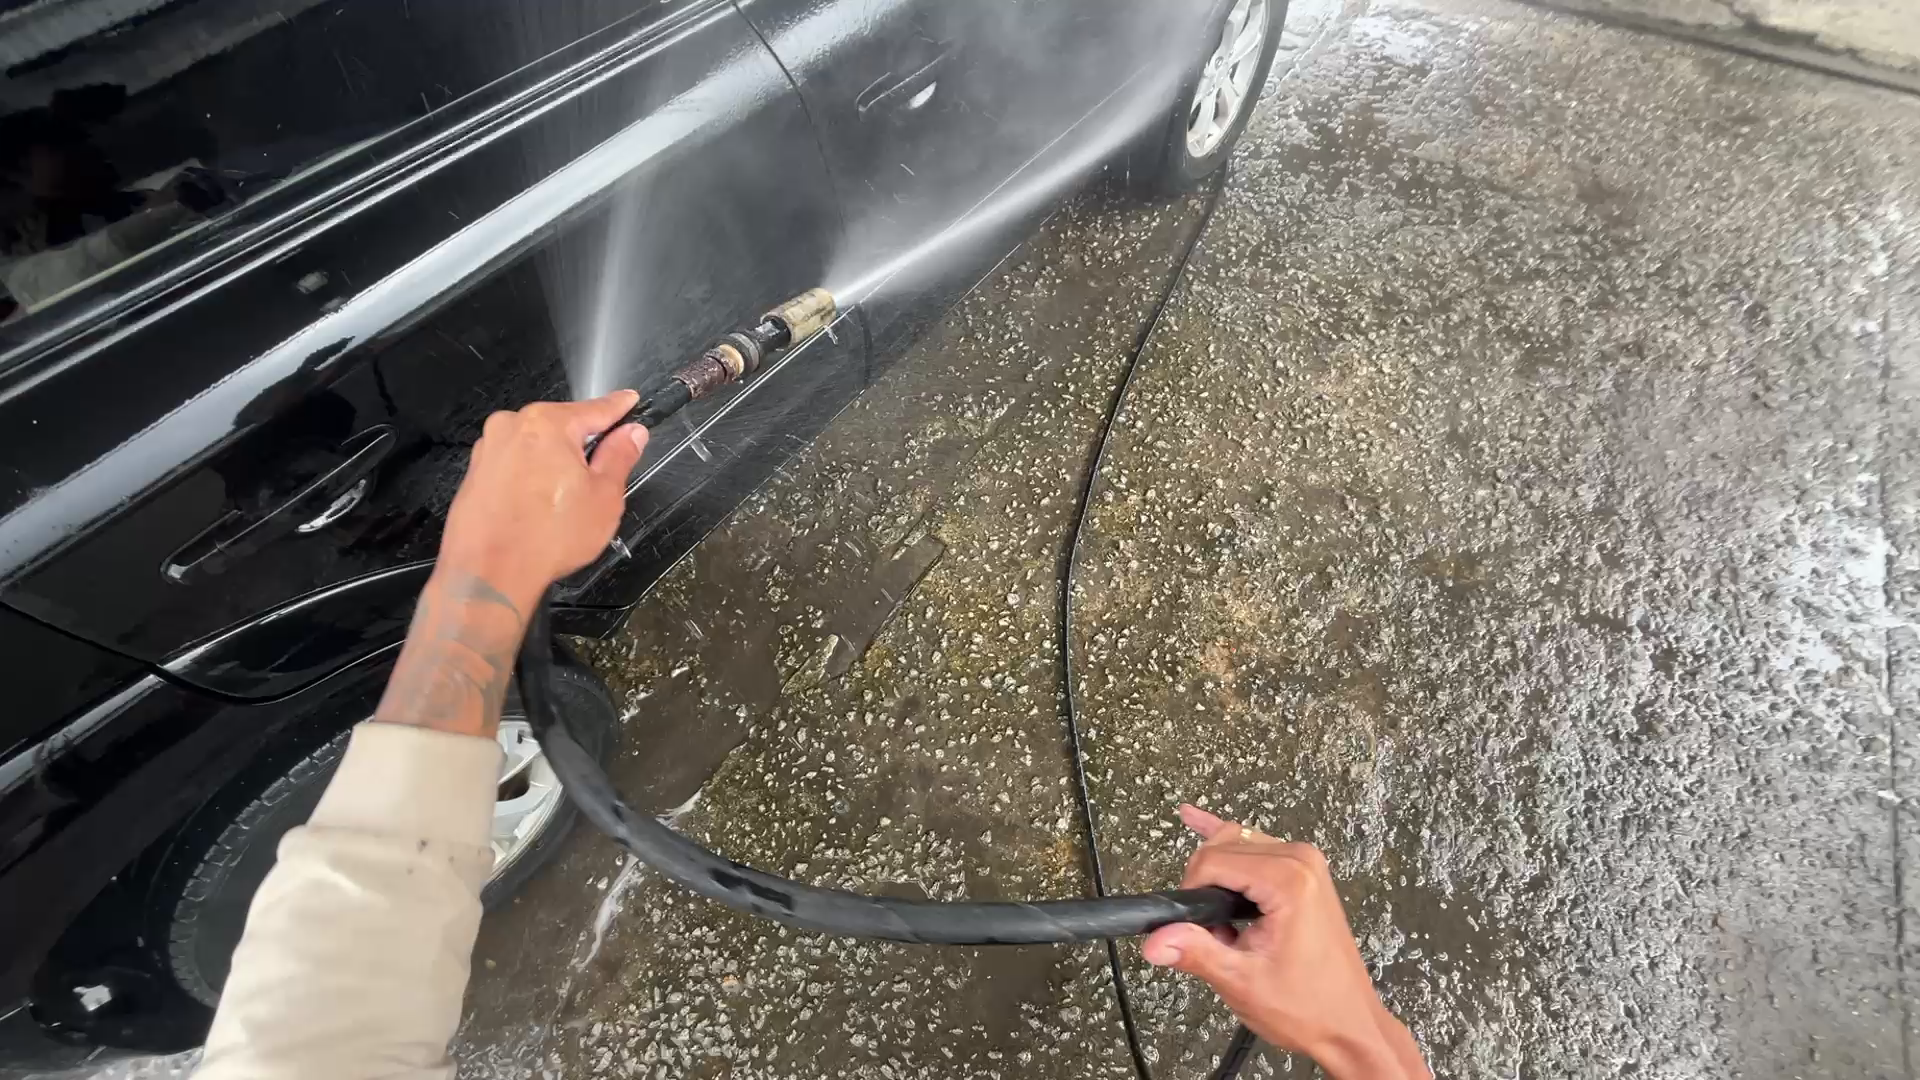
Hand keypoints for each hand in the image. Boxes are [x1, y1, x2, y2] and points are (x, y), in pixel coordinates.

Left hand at [437, 391, 647, 611]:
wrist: (489, 572)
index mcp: (548, 425)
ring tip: (575, 497)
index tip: (630, 400)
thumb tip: (632, 433)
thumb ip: (620, 457)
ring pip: (539, 445)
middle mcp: (513, 427)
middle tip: (609, 469)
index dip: (619, 407)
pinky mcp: (477, 473)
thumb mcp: (604, 496)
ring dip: (560, 461)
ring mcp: (490, 449)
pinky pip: (518, 463)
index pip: (595, 409)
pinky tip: (547, 505)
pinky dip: (537, 475)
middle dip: (587, 442)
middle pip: (564, 425)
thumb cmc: (549, 536)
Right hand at [1143, 805, 1428, 1079]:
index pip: (1213, 860)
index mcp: (1288, 881)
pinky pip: (1253, 841)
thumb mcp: (1243, 982)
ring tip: (1221, 918)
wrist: (1351, 1028)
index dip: (1193, 892)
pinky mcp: (1302, 869)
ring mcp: (1304, 861)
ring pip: (1233, 841)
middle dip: (1205, 884)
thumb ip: (1197, 953)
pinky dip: (1222, 835)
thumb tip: (1155, 940)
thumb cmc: (1309, 1008)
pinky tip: (1194, 817)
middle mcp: (1299, 861)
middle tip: (1210, 928)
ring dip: (1216, 873)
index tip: (1196, 925)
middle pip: (1222, 845)